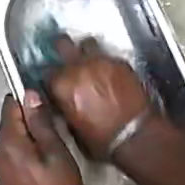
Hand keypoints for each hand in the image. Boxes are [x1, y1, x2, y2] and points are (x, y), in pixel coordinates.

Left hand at [0, 90, 82, 184]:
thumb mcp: (56, 156)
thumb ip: (41, 123)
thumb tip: (29, 93)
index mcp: (6, 140)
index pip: (11, 104)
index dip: (29, 100)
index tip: (48, 106)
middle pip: (11, 122)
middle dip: (31, 121)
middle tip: (57, 131)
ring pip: (13, 139)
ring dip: (30, 139)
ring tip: (54, 150)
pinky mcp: (2, 180)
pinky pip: (13, 155)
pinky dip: (26, 154)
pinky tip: (44, 166)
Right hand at [45, 37, 157, 154]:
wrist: (137, 138)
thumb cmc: (103, 140)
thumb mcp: (71, 128)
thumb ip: (61, 106)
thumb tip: (60, 100)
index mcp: (61, 84)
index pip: (47, 72)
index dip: (51, 77)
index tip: (56, 82)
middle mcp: (77, 67)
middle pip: (62, 44)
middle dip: (62, 49)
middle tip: (66, 57)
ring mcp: (100, 62)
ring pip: (87, 44)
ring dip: (86, 52)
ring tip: (90, 62)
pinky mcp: (120, 63)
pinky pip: (108, 56)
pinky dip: (106, 63)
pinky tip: (110, 74)